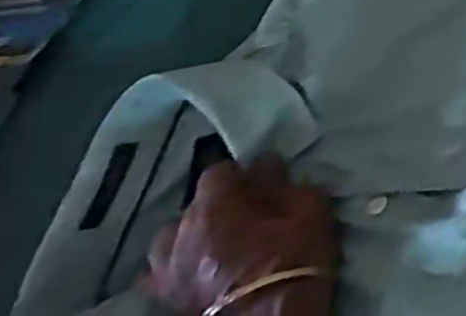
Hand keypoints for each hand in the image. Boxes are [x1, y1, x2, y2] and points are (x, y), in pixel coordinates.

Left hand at [142, 154, 338, 315]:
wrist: (272, 314)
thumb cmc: (293, 251)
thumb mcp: (306, 203)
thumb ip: (280, 181)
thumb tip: (264, 165)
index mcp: (215, 204)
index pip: (217, 170)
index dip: (239, 172)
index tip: (259, 180)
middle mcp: (182, 231)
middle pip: (194, 204)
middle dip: (217, 204)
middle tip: (244, 211)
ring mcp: (166, 268)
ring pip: (170, 237)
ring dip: (190, 233)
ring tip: (214, 240)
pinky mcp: (164, 297)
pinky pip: (159, 271)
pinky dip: (176, 263)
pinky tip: (195, 266)